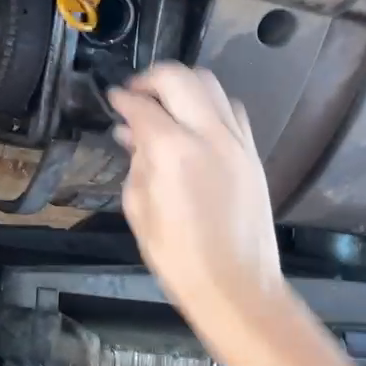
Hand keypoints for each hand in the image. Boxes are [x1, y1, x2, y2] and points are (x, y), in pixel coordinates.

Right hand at [110, 64, 282, 321]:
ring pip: (210, 85)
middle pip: (179, 77)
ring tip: (164, 104)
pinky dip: (209, 105)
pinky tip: (194, 123)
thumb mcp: (138, 206)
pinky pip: (231, 110)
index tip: (112, 99)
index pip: (141, 104)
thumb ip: (136, 161)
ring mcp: (237, 142)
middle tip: (135, 93)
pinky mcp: (253, 154)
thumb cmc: (176, 255)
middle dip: (151, 79)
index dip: (121, 99)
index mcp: (173, 150)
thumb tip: (132, 135)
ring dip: (182, 86)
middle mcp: (209, 135)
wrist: (237, 288)